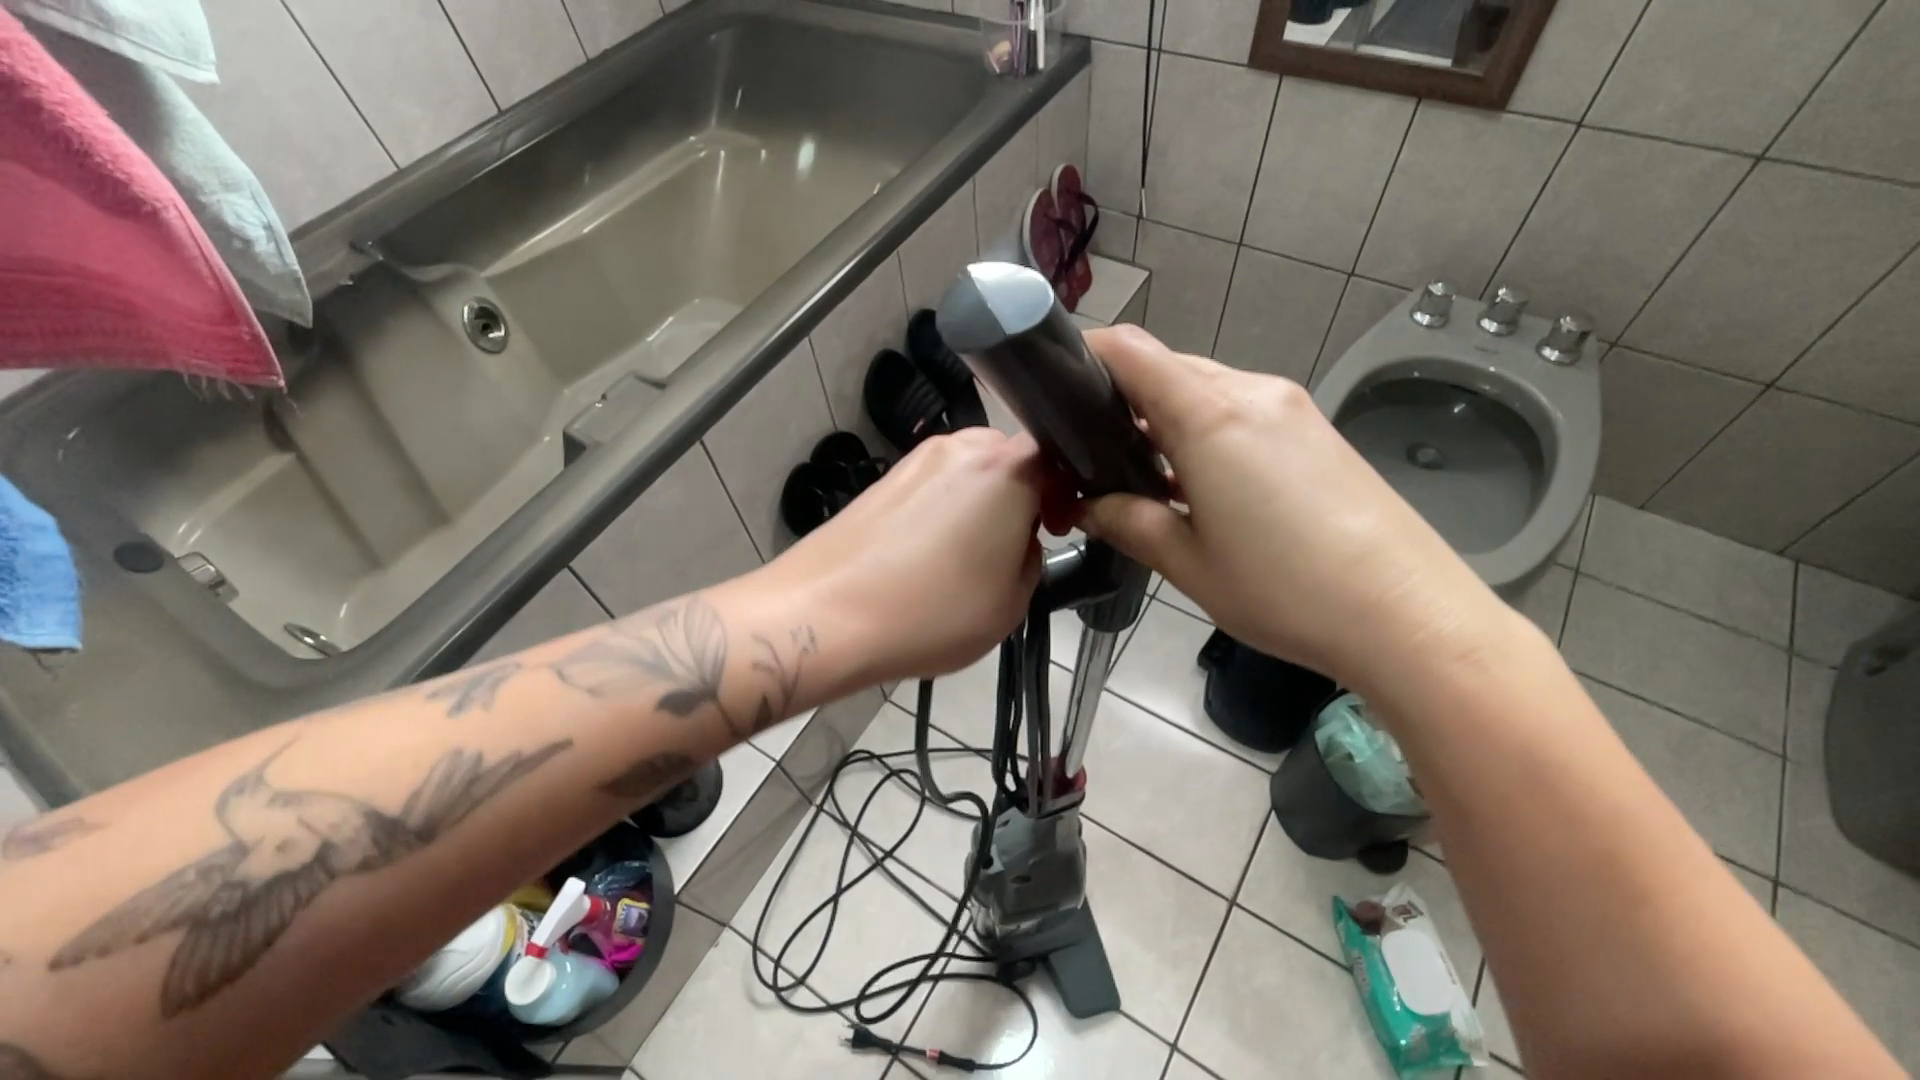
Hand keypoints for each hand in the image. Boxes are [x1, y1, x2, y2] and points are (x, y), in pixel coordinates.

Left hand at [765, 427, 1045, 683]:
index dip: (1065, 496)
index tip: (1056, 531)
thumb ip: (1031, 560)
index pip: (1057, 459)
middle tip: (1010, 550)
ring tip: (964, 560)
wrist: (824, 616)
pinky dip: (942, 512)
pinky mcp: (882, 480)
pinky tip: (927, 557)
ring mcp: (916, 460)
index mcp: (1006, 469)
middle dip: (1020, 497)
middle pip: (1010, 460)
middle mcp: (962, 448)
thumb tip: (1018, 542)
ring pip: (969, 473)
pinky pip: (932, 486)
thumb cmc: (931, 612)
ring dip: (979, 505)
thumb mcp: (1011, 604)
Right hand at [1073, 326, 1516, 692]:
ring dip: (1166, 421)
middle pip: (1167, 368)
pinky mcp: (1315, 432)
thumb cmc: (1287, 590)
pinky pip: (1242, 412)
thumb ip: (1128, 522)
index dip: (1084, 355)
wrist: (1407, 614)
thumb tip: (1092, 507)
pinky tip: (1199, 487)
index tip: (1053, 390)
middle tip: (1093, 457)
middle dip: (1122, 401)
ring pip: (1206, 391)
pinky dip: (1206, 434)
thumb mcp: (1188, 563)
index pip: (1130, 350)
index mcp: (1210, 416)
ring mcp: (1291, 409)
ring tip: (1144, 479)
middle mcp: (1252, 393)